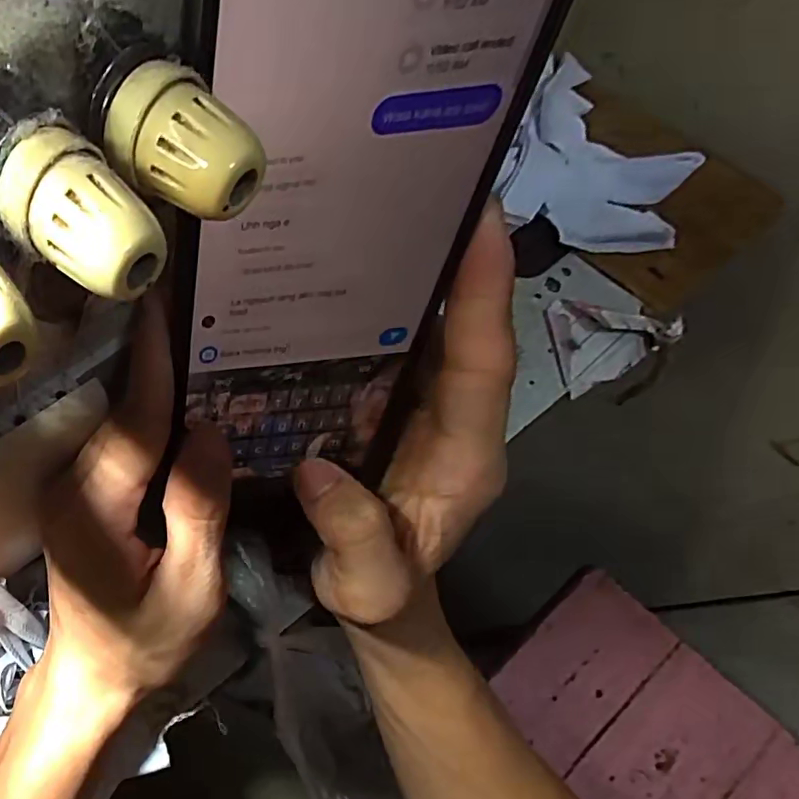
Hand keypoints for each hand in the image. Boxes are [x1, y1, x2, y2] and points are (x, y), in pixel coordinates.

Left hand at [29, 295, 232, 737]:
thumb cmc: (145, 643)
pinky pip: (113, 448)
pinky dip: (143, 419)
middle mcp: (69, 488)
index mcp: (95, 508)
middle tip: (193, 304)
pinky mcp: (74, 501)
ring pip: (113, 425)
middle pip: (118, 413)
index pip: (132, 420)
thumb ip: (199, 508)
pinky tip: (175, 403)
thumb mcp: (192, 589)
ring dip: (148, 384)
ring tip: (191, 337)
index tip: (164, 301)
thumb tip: (207, 428)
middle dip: (152, 359)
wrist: (92, 676)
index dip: (153, 360)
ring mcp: (66, 493)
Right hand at [293, 202, 515, 629]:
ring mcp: (421, 417)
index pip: (484, 363)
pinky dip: (365, 323)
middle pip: (461, 331)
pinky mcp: (387, 418)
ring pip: (424, 338)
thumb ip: (353, 534)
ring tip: (364, 226)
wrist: (376, 603)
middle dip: (450, 261)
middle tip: (411, 195)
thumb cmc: (379, 595)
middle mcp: (453, 422)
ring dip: (404, 282)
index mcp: (465, 455)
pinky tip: (325, 297)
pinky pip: (383, 360)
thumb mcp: (366, 583)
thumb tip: (314, 466)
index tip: (479, 217)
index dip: (483, 292)